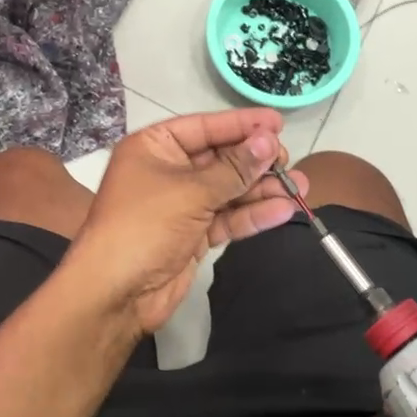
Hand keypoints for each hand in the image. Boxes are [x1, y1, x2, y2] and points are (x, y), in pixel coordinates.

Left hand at [63, 108, 307, 333]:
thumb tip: (269, 141)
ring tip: (301, 188)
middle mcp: (167, 170)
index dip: (241, 124)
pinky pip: (227, 217)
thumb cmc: (143, 226)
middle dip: (256, 160)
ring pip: (228, 190)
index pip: (205, 127)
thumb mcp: (190, 191)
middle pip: (220, 158)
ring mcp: (180, 204)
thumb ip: (234, 168)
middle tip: (289, 161)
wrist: (114, 293)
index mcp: (155, 146)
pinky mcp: (192, 234)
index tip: (277, 122)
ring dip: (262, 189)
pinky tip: (283, 211)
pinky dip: (252, 215)